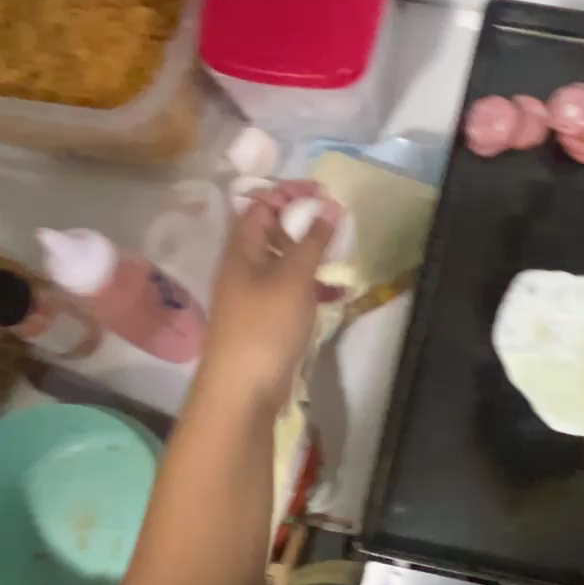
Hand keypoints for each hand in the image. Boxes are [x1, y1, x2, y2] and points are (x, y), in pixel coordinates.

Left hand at [196, 181, 340, 412]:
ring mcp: (253, 298)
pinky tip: (338, 295)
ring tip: (341, 259)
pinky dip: (313, 289)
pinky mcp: (266, 324)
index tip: (325, 195)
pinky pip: (291, 294)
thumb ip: (312, 242)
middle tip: (337, 226)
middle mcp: (243, 269)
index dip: (289, 193)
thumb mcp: (293, 278)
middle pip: (271, 234)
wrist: (243, 390)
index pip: (260, 205)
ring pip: (283, 265)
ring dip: (311, 258)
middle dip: (303, 225)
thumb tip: (328, 208)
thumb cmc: (266, 327)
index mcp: (241, 250)